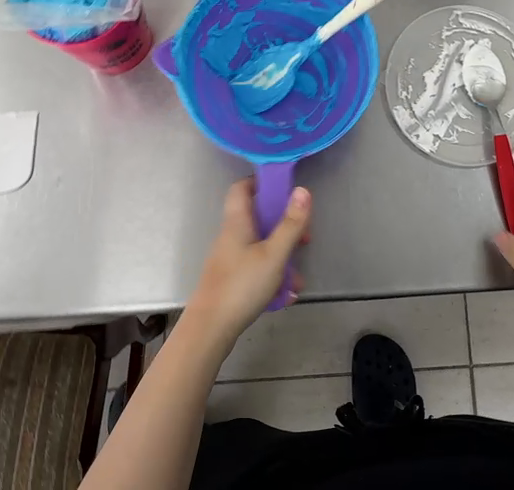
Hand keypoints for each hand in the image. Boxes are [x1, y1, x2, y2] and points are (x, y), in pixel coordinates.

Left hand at [183, 178, 311, 343]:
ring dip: (282, 258)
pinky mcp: (231, 280)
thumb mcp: (274, 254)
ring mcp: (230, 259)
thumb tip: (302, 190)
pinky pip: (256, 269)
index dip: (261, 182)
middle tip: (303, 238)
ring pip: (261, 247)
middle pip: (258, 218)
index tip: (285, 190)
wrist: (209, 330)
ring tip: (297, 279)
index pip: (242, 187)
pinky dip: (272, 277)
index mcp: (237, 222)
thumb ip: (290, 224)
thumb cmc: (242, 285)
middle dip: (283, 227)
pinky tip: (285, 296)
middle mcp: (231, 236)